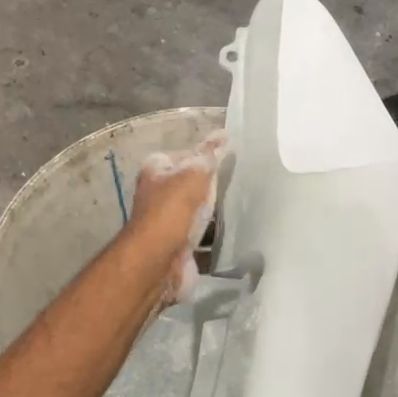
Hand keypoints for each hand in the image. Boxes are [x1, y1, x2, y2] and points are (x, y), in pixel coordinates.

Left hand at [124, 131, 225, 301]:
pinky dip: (215, 239)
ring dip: (215, 215)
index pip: (181, 155)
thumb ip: (210, 155)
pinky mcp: (178, 249)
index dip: (202, 156)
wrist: (160, 262)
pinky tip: (235, 235)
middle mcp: (157, 196)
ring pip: (196, 213)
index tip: (228, 160)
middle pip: (190, 186)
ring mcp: (167, 225)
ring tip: (242, 208)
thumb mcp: (194, 173)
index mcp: (155, 171)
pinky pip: (202, 239)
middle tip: (238, 184)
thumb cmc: (173, 211)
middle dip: (211, 187)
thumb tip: (225, 134)